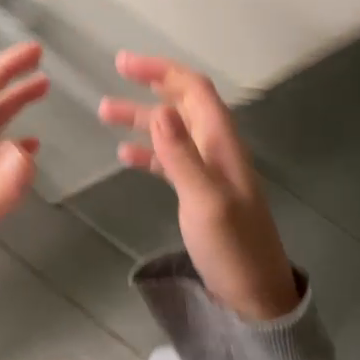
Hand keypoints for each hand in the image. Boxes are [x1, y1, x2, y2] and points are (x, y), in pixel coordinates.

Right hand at [99, 53, 300, 320]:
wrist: (254, 296)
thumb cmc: (232, 246)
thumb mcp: (204, 199)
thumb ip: (181, 154)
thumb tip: (159, 108)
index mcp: (222, 143)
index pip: (194, 89)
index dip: (162, 70)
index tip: (124, 63)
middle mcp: (216, 149)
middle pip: (183, 103)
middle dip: (150, 84)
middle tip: (115, 72)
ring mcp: (209, 172)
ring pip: (172, 130)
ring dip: (141, 117)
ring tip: (104, 113)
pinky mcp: (200, 194)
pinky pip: (170, 160)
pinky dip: (147, 151)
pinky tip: (124, 155)